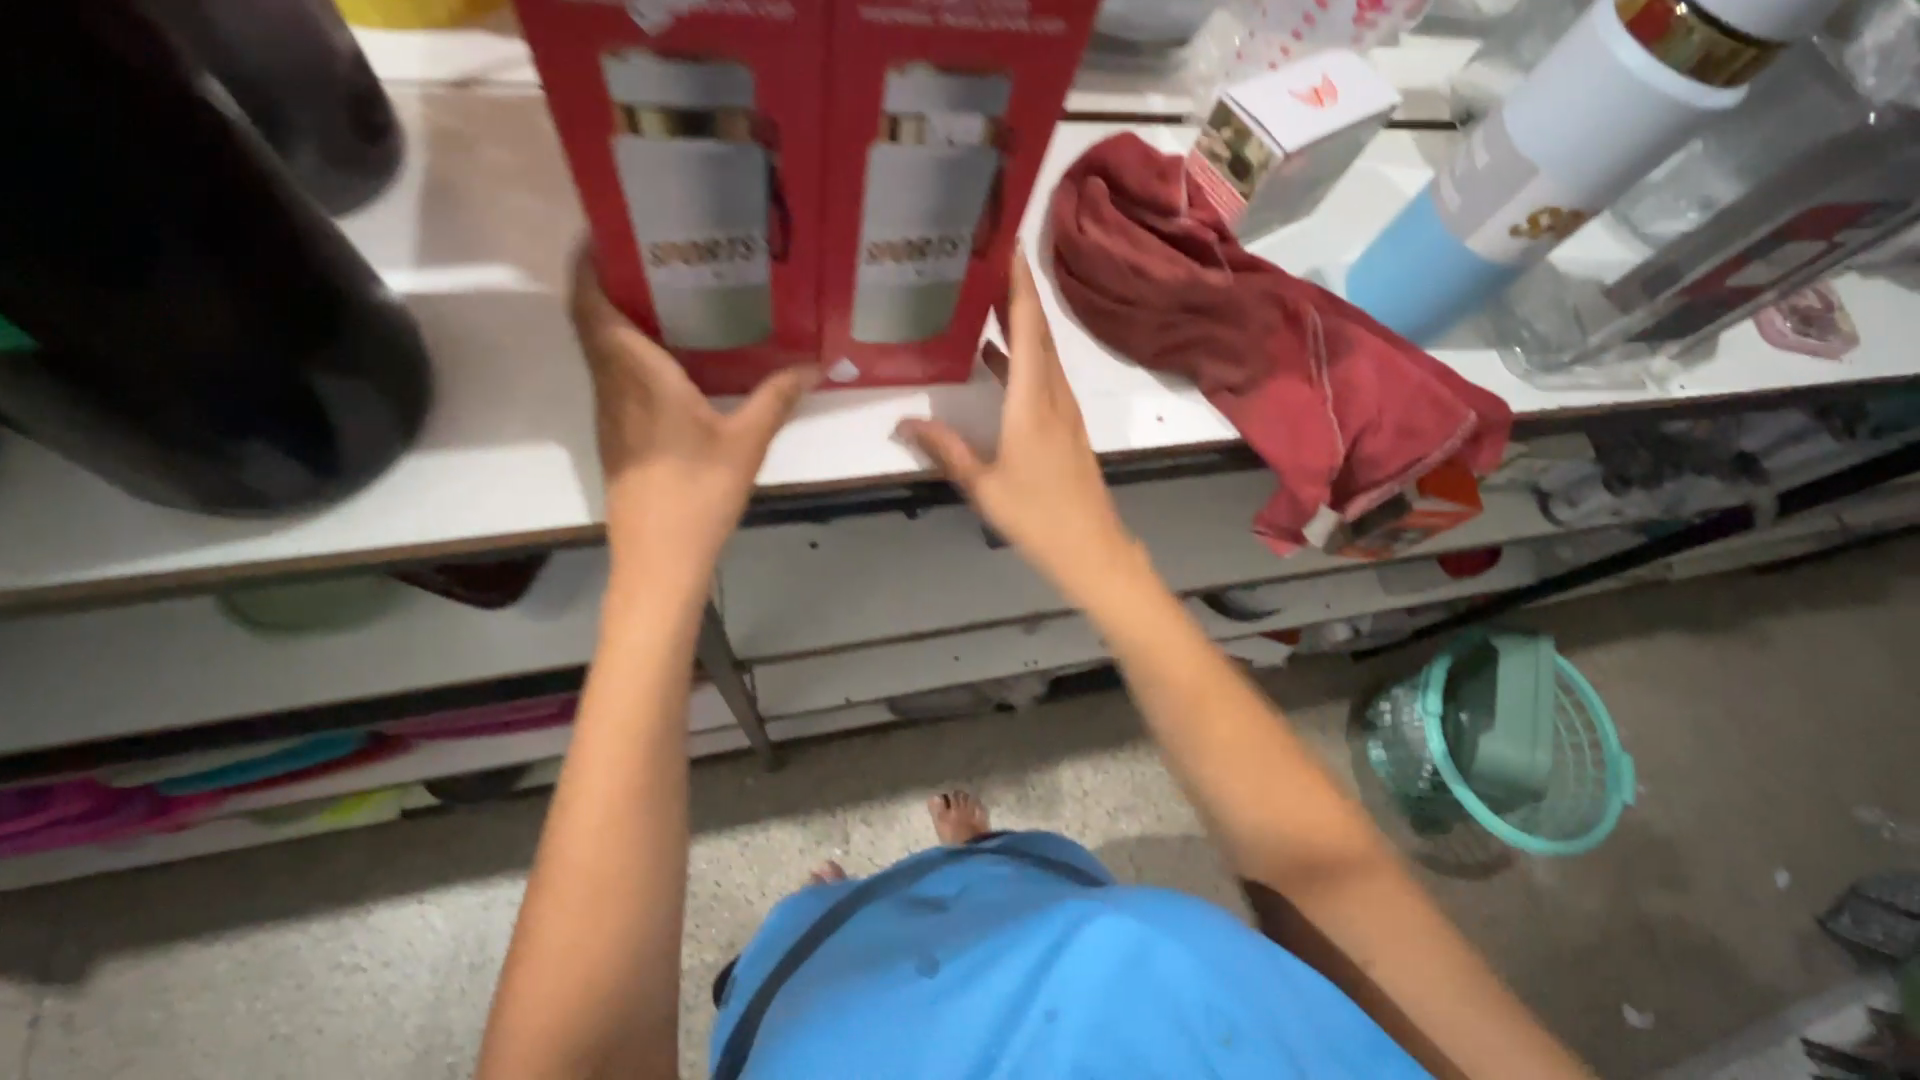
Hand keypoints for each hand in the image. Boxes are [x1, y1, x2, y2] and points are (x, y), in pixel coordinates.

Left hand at [570, 248, 817, 579]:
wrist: (659, 557)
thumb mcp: (747, 442)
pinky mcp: (616, 434)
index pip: (592, 305)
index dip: (588, 265)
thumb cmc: (699, 493)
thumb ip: (776, 397)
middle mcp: (612, 385)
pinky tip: (670, 356)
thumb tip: (813, 364)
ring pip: (598, 349)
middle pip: (589, 321)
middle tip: (651, 255)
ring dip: (615, 317)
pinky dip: (627, 351)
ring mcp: (609, 412)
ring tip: (663, 294)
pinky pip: (613, 375)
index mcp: (637, 375)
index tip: (607, 232)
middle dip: (606, 282)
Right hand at [897, 253, 1142, 600]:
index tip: (1007, 244)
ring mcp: (1063, 409)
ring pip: (1041, 352)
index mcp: (1032, 401)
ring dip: (1018, 322)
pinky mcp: (1065, 425)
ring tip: (983, 298)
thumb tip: (905, 421)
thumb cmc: (1037, 516)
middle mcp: (1053, 395)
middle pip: (1037, 331)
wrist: (1091, 547)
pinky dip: (1021, 356)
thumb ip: (946, 449)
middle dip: (1014, 292)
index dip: (1018, 284)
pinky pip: (1043, 376)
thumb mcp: (983, 485)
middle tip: (983, 259)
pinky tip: (995, 359)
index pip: (1027, 327)